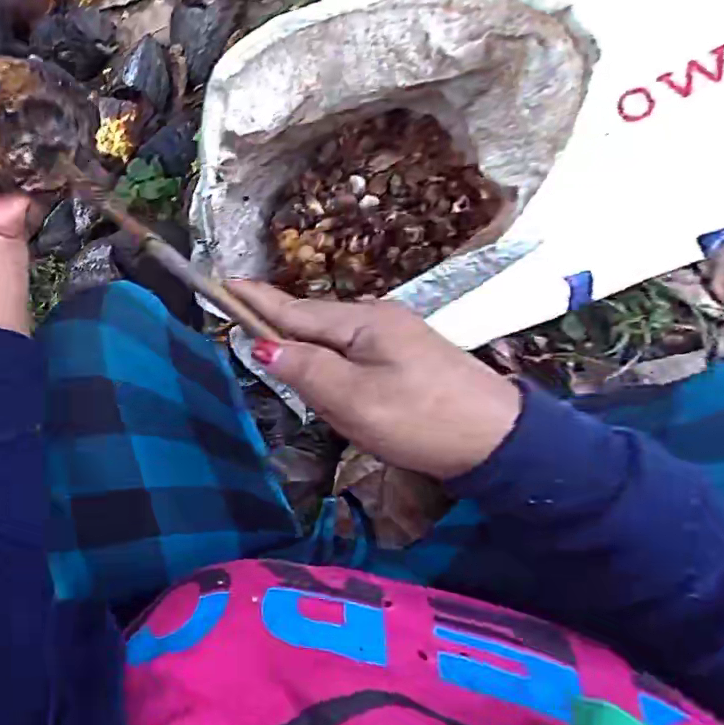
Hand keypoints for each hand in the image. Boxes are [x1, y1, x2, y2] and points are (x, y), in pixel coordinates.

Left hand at [0, 52, 32, 333]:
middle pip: (5, 107)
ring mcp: (21, 154)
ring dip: (36, 105)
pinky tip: (63, 104)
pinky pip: (51, 144)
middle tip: (24, 58)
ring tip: (47, 73)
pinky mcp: (44, 166)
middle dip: (12, 87)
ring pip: (30, 122)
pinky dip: (55, 130)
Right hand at [230, 281, 521, 479]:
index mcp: (362, 322)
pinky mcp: (405, 357)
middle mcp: (377, 318)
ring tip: (288, 368)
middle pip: (311, 322)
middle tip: (245, 333)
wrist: (500, 442)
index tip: (223, 282)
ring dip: (306, 352)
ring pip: (332, 340)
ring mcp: (394, 336)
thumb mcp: (355, 400)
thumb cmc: (422, 420)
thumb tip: (262, 345)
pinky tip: (331, 383)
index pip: (294, 309)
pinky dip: (332, 365)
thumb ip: (305, 370)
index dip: (255, 300)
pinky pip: (352, 354)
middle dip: (279, 329)